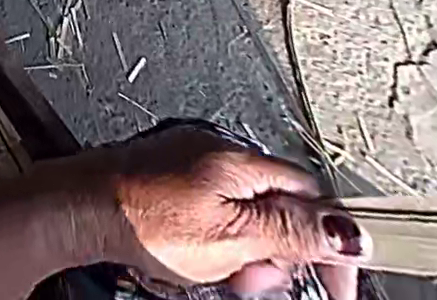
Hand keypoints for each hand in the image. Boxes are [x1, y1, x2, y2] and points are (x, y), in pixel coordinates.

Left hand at [79, 125, 368, 299]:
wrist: (87, 207)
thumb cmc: (147, 217)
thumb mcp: (232, 236)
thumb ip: (291, 230)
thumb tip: (349, 230)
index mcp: (238, 160)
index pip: (311, 194)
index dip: (330, 240)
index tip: (335, 284)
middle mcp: (219, 152)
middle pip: (281, 207)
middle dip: (280, 253)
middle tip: (254, 280)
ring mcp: (194, 162)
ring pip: (249, 215)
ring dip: (248, 255)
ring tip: (222, 273)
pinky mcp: (175, 176)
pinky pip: (218, 212)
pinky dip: (220, 241)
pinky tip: (201, 259)